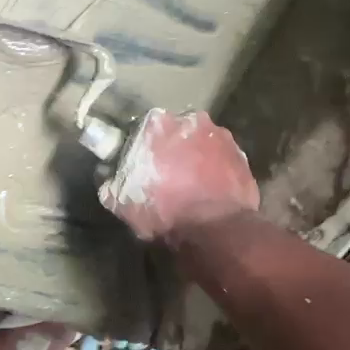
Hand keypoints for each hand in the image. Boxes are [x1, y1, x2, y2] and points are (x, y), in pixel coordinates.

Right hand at [98, 109, 258, 240]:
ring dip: (193, 158)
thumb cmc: (162, 212)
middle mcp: (191, 119)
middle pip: (174, 131)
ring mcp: (221, 135)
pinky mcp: (242, 154)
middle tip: (164, 176)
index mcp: (156, 123)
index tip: (138, 165)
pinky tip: (208, 191)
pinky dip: (214, 170)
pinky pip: (221, 158)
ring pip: (199, 143)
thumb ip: (109, 180)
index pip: (141, 128)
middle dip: (169, 149)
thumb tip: (106, 174)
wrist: (214, 230)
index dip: (138, 147)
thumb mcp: (120, 202)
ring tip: (189, 186)